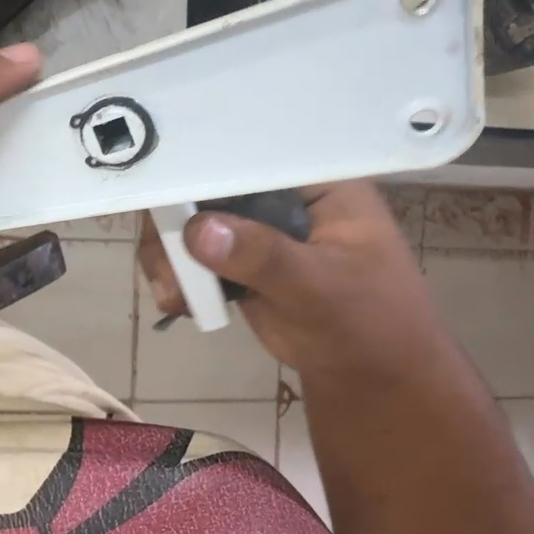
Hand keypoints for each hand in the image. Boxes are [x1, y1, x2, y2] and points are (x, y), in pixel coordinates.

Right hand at [180, 182, 450, 380]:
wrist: (368, 377)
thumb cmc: (367, 326)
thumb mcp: (321, 289)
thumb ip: (265, 258)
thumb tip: (199, 230)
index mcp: (317, 182)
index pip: (252, 156)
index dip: (205, 167)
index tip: (167, 193)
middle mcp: (281, 195)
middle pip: (207, 187)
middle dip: (175, 225)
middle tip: (165, 268)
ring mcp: (256, 227)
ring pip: (190, 222)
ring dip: (169, 257)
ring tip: (173, 297)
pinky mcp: (235, 258)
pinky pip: (190, 254)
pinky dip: (176, 276)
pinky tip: (178, 303)